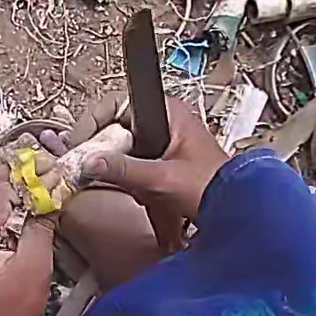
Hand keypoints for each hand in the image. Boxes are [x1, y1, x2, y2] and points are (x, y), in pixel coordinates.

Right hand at [77, 96, 228, 227]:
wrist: (238, 210)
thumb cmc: (213, 187)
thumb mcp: (163, 178)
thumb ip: (124, 169)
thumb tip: (89, 162)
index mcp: (166, 111)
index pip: (114, 104)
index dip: (92, 122)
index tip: (77, 143)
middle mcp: (162, 120)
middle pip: (114, 127)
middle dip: (106, 152)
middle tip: (90, 169)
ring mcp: (162, 141)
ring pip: (121, 149)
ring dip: (120, 170)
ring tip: (132, 187)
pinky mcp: (162, 160)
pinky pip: (133, 164)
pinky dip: (131, 180)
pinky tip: (142, 194)